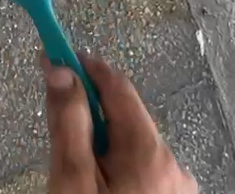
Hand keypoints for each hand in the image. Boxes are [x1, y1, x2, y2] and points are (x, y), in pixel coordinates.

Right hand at [46, 57, 197, 193]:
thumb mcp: (73, 177)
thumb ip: (68, 122)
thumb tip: (59, 69)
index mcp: (150, 152)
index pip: (117, 85)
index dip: (84, 65)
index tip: (54, 54)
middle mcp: (175, 163)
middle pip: (124, 114)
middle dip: (91, 109)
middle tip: (59, 121)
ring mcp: (180, 185)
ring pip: (132, 139)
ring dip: (104, 137)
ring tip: (80, 163)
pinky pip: (143, 163)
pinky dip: (120, 160)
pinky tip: (102, 182)